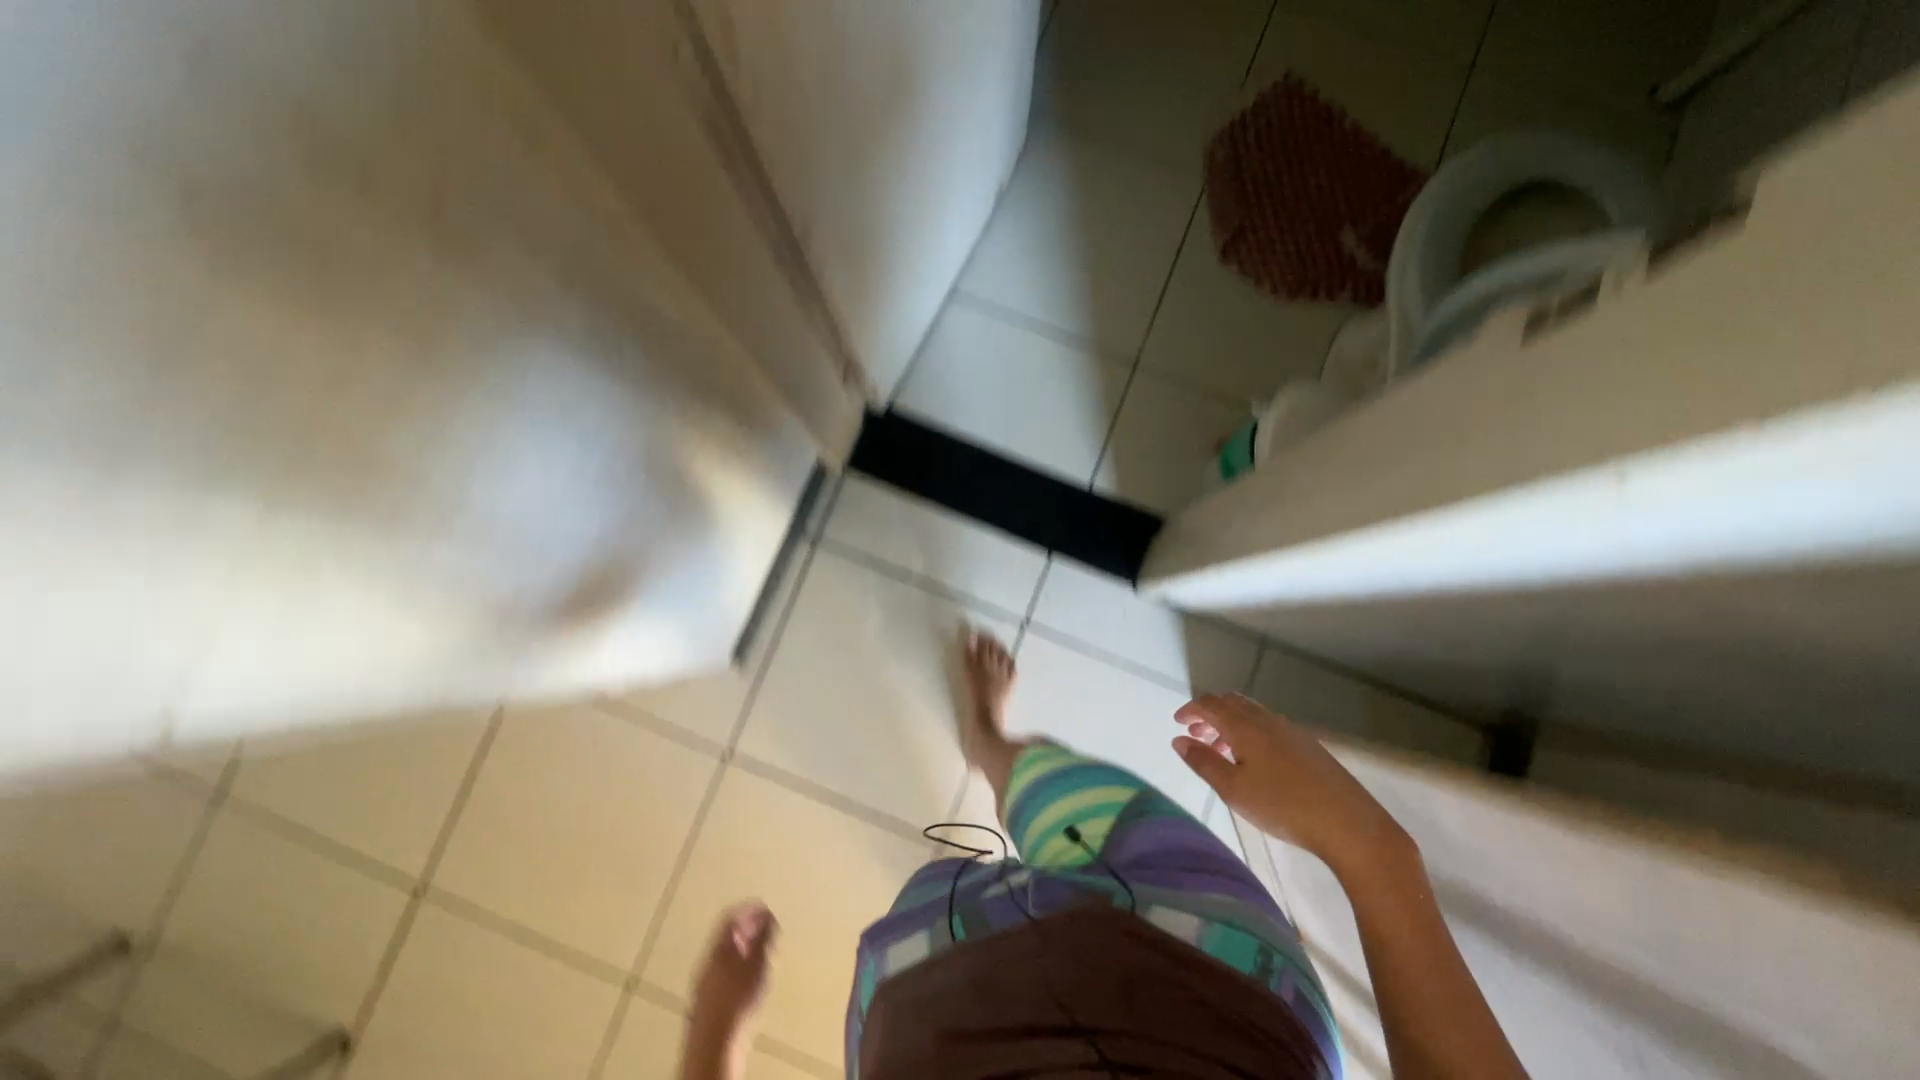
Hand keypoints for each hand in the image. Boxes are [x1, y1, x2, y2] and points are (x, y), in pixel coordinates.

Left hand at [683, 901, 777, 1079]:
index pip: (730, 917)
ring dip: (744, 949)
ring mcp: (705, 981)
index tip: (765, 906)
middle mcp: (708, 960)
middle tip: (766, 928)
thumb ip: (763, 938)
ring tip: (763, 954)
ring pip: (725, 955)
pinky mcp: (708, 1001)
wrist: (714, 1042)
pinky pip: (724, 972)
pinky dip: (739, 966)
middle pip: (727, 936)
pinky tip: (750, 980)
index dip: (748, 908)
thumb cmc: (738, 999)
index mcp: (718, 948)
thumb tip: (767, 915)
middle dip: (747, 929)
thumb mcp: (758, 964)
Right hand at [1174, 693, 1413, 880]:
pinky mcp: (1308, 746)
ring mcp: (1291, 731)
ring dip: (1230, 725)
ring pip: (1252, 715)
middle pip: (1232, 703)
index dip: (1191, 709)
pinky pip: (1269, 726)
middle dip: (1210, 714)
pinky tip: (1254, 762)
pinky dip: (1250, 733)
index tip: (1177, 723)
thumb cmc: (1282, 806)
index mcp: (1246, 727)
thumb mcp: (1233, 789)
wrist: (1348, 823)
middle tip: (1196, 735)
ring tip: (1221, 752)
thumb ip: (1203, 762)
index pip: (1211, 704)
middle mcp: (1268, 720)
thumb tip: (1179, 739)